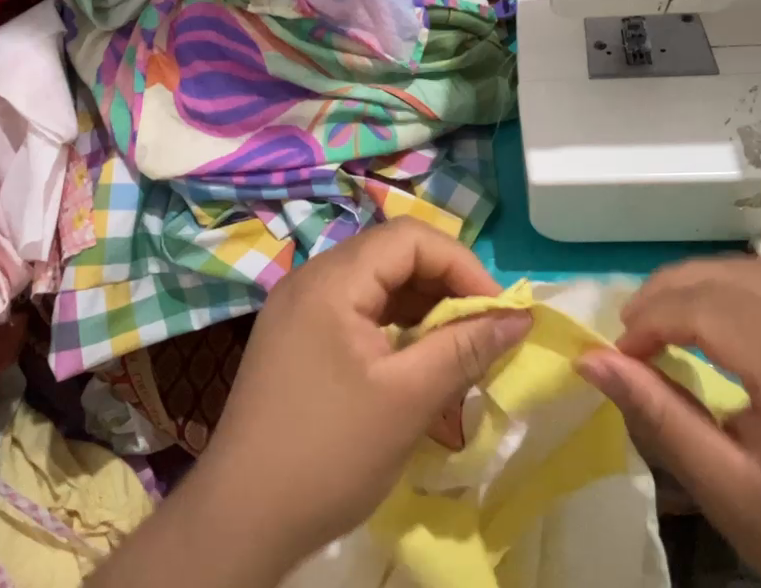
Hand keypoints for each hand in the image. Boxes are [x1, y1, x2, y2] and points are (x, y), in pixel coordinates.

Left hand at [88, 219, 530, 586]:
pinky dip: (396, 331)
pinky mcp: (297, 342)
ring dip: (423, 311)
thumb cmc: (328, 453)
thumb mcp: (408, 400)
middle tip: (482, 332)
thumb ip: (465, 348)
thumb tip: (519, 317)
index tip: (498, 312)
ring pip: (377, 287)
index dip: (462, 265)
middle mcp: (310, 282)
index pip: (409, 238)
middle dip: (445, 287)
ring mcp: (299, 312)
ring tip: (457, 353)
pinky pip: (358, 315)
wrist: (240, 522)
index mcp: (330, 281)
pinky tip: (417, 367)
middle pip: (392, 257)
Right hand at [576, 256, 760, 587]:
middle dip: (668, 291)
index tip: (620, 355)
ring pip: (758, 270)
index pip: (708, 308)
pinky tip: (718, 320)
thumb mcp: (726, 490)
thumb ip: (658, 415)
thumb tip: (591, 360)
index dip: (652, 320)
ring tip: (665, 319)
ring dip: (702, 283)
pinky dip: (738, 289)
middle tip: (631, 331)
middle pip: (731, 276)